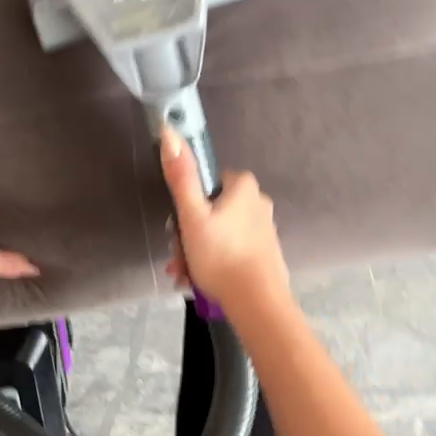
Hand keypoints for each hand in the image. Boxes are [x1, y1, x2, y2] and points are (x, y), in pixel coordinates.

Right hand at [158, 127, 292, 313]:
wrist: (256, 303)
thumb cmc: (221, 255)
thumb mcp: (192, 215)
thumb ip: (181, 176)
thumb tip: (170, 132)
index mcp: (243, 186)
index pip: (206, 183)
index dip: (186, 205)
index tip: (176, 228)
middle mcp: (258, 202)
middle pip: (210, 210)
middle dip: (188, 235)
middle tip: (178, 256)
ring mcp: (263, 229)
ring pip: (218, 233)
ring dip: (196, 252)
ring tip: (185, 274)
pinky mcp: (264, 252)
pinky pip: (230, 250)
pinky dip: (213, 262)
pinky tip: (200, 280)